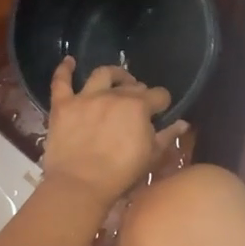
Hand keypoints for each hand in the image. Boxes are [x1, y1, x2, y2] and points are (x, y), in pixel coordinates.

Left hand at [41, 57, 188, 201]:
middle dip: (139, 92)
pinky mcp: (63, 106)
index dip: (162, 103)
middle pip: (132, 86)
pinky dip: (64, 69)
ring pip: (102, 74)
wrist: (80, 184)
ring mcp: (86, 98)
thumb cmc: (121, 173)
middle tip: (138, 105)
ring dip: (114, 74)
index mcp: (139, 106)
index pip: (159, 95)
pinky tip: (69, 61)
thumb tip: (183, 123)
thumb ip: (167, 136)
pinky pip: (61, 82)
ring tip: (118, 79)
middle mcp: (114, 95)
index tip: (161, 113)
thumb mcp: (152, 156)